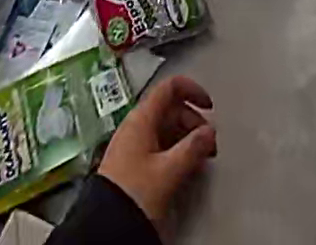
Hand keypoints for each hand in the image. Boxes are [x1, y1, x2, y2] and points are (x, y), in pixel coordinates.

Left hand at [98, 75, 216, 226]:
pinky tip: (185, 167)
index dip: (192, 90)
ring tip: (200, 157)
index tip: (208, 106)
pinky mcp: (132, 162)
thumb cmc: (135, 192)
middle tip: (208, 141)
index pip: (169, 87)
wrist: (105, 226)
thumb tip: (209, 132)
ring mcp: (133, 143)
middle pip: (170, 109)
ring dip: (186, 137)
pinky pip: (159, 144)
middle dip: (193, 121)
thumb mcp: (169, 170)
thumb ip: (193, 148)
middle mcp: (136, 125)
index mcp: (142, 118)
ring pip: (166, 128)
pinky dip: (176, 149)